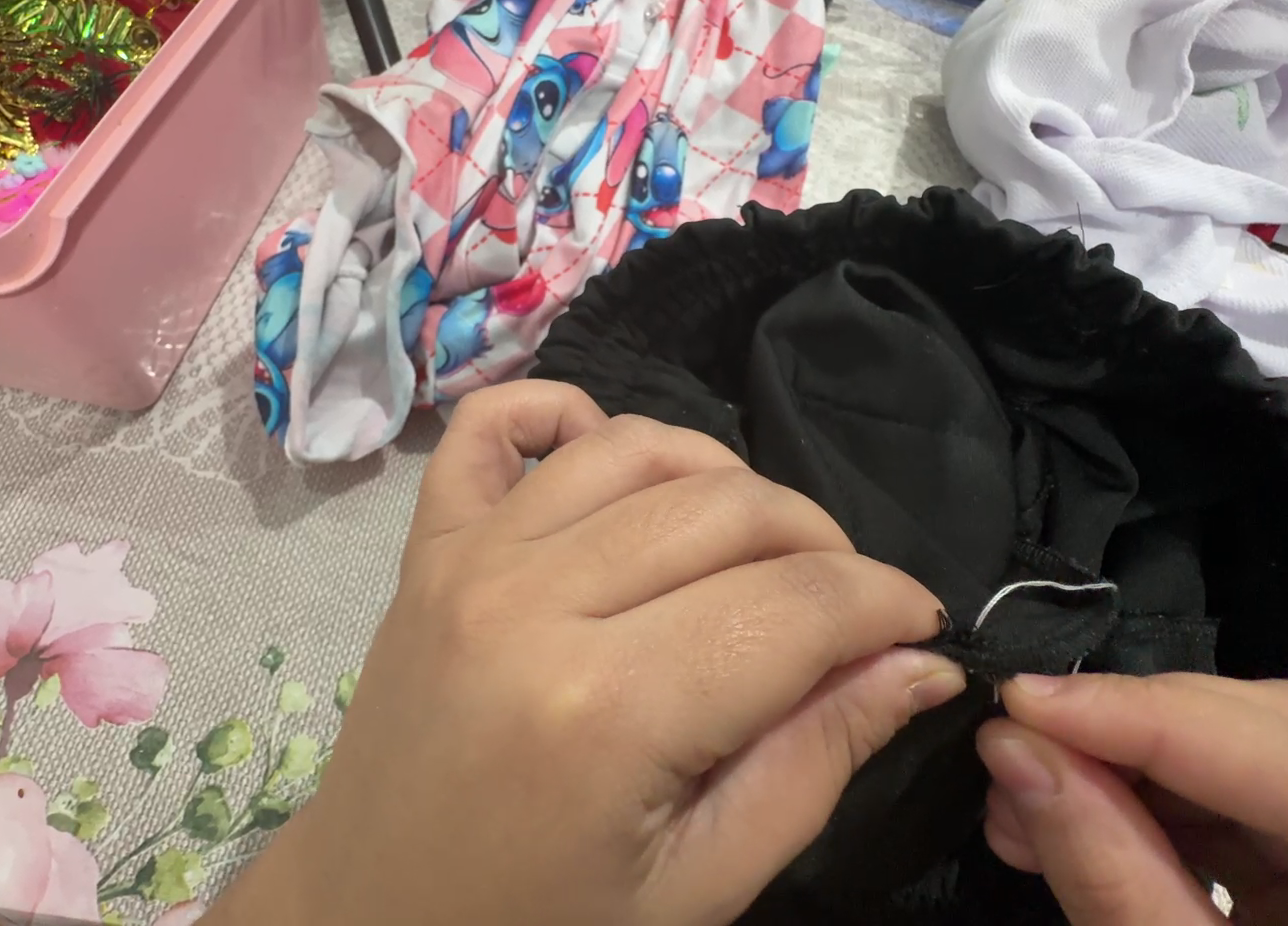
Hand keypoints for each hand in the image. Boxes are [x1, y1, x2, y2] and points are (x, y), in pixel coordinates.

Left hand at [207, 381, 964, 925]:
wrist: (369, 917)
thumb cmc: (537, 923)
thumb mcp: (700, 883)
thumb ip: (816, 759)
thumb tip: (915, 660)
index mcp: (608, 710)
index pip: (793, 603)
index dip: (883, 600)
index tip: (918, 622)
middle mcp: (535, 601)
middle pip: (723, 508)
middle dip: (819, 539)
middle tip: (844, 596)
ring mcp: (471, 556)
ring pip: (632, 448)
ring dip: (718, 475)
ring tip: (748, 539)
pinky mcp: (429, 544)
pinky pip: (490, 426)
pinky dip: (557, 412)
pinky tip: (601, 449)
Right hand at [976, 672, 1287, 924]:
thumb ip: (1115, 882)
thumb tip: (1012, 748)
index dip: (1161, 723)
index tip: (1024, 702)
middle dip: (1146, 727)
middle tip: (1025, 739)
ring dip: (1144, 758)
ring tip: (1037, 784)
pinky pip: (1276, 796)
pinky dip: (1170, 794)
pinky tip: (1093, 808)